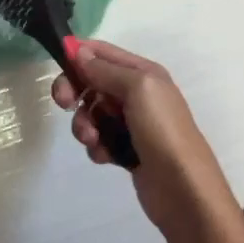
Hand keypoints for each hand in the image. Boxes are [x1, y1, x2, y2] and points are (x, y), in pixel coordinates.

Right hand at [51, 42, 238, 242]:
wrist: (185, 192)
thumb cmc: (162, 130)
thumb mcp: (138, 88)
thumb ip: (106, 69)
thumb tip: (79, 51)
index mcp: (143, 72)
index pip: (102, 52)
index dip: (78, 54)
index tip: (58, 66)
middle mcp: (137, 94)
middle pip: (93, 82)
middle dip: (75, 90)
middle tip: (63, 103)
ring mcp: (132, 124)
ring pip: (93, 113)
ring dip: (85, 123)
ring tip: (92, 139)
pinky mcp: (127, 151)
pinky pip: (100, 139)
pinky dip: (97, 146)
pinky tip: (104, 157)